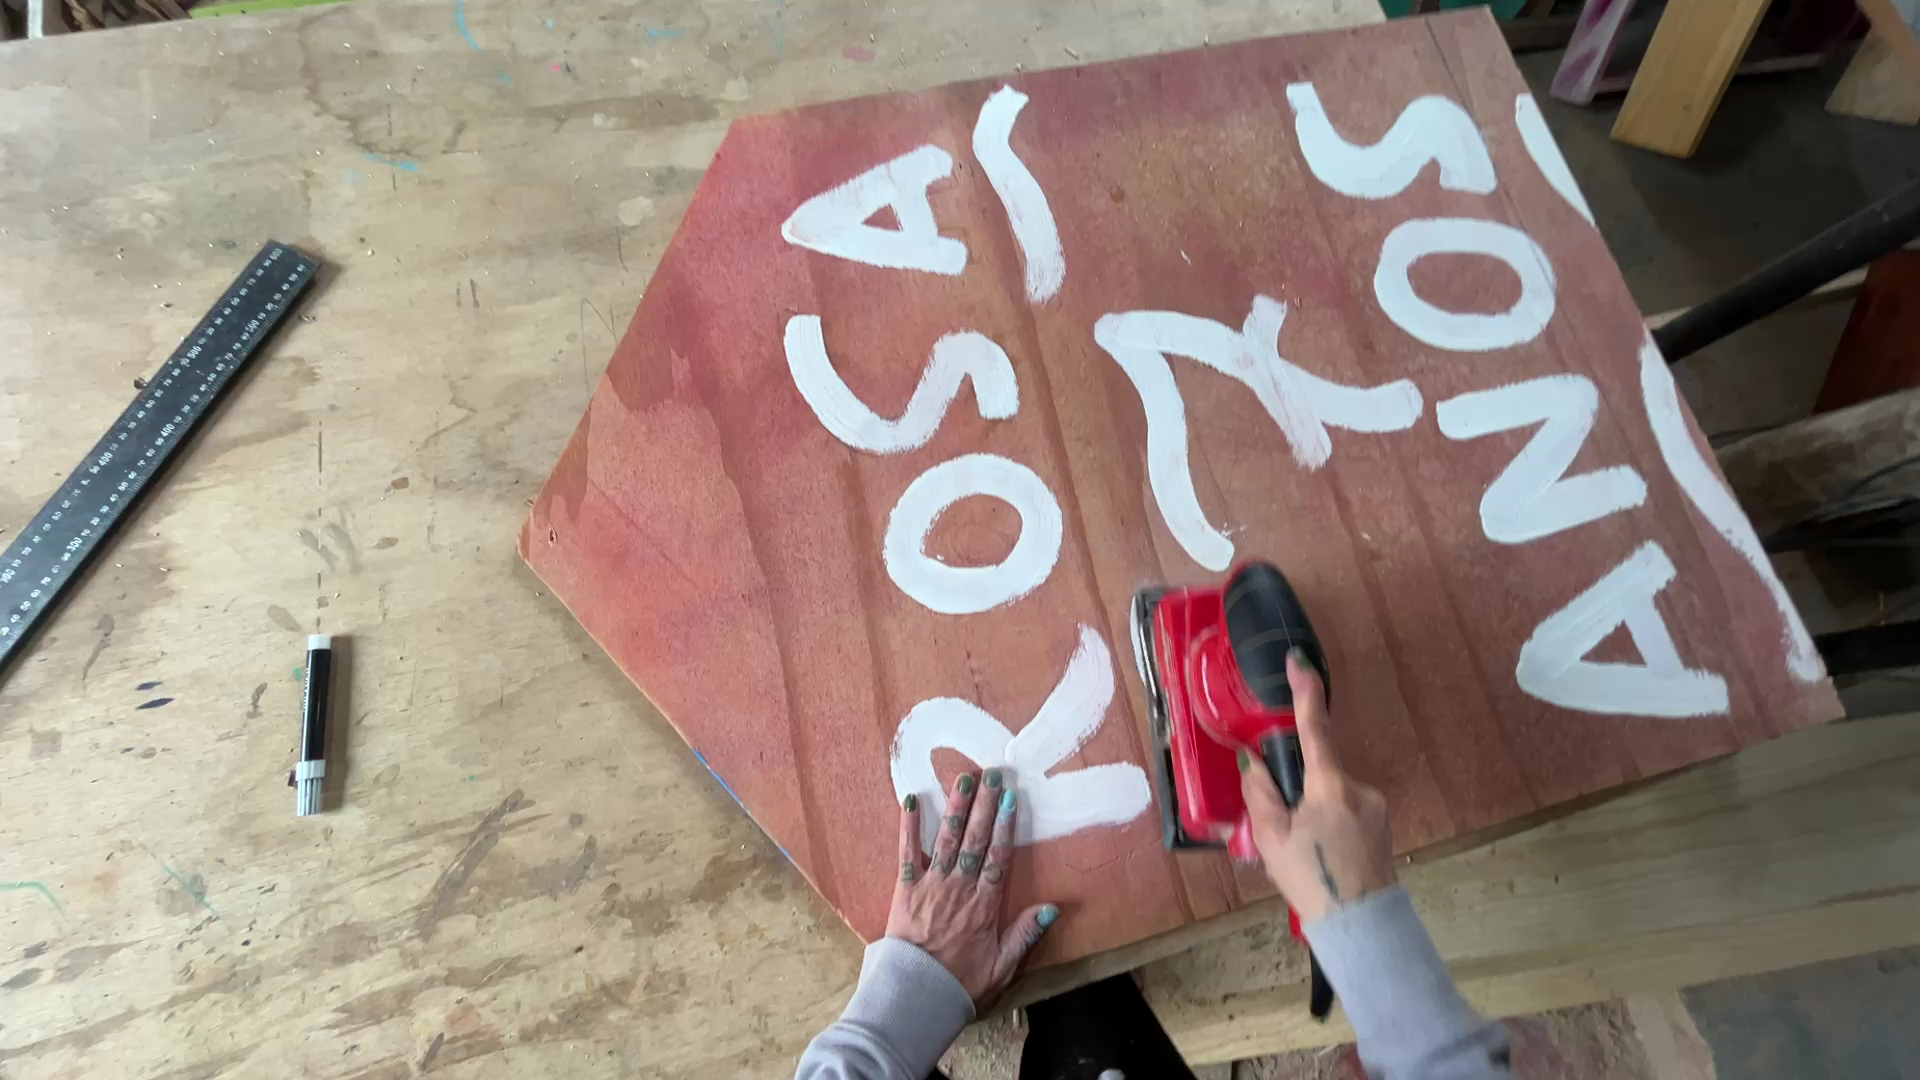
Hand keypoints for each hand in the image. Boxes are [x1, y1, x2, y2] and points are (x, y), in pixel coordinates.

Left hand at [887, 769, 1058, 1008]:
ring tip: (962, 778)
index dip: (1006, 826)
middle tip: (991, 774)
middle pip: (974, 839)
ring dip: (954, 806)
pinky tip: (910, 799)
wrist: (914, 997)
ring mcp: (931, 884)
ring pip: (945, 838)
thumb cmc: (961, 983)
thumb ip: (1025, 934)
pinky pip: (907, 851)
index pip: (998, 857)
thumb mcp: (1001, 966)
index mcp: (983, 905)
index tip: (1012, 798)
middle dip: (984, 805)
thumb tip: (1052, 907)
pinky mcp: (905, 887)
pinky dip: (908, 825)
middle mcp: (959, 887)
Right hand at [1240, 648, 1395, 923]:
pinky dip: (1328, 817)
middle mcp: (1358, 788)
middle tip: (1284, 825)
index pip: (1314, 729)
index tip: (1298, 661)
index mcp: (1329, 786)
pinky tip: (1322, 851)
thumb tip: (1253, 761)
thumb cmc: (1311, 880)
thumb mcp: (1271, 838)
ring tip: (1304, 848)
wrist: (1362, 929)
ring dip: (1312, 805)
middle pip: (1317, 767)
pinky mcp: (1382, 823)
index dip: (1305, 692)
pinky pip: (1345, 806)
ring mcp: (1375, 806)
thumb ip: (1261, 792)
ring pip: (1330, 789)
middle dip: (1296, 784)